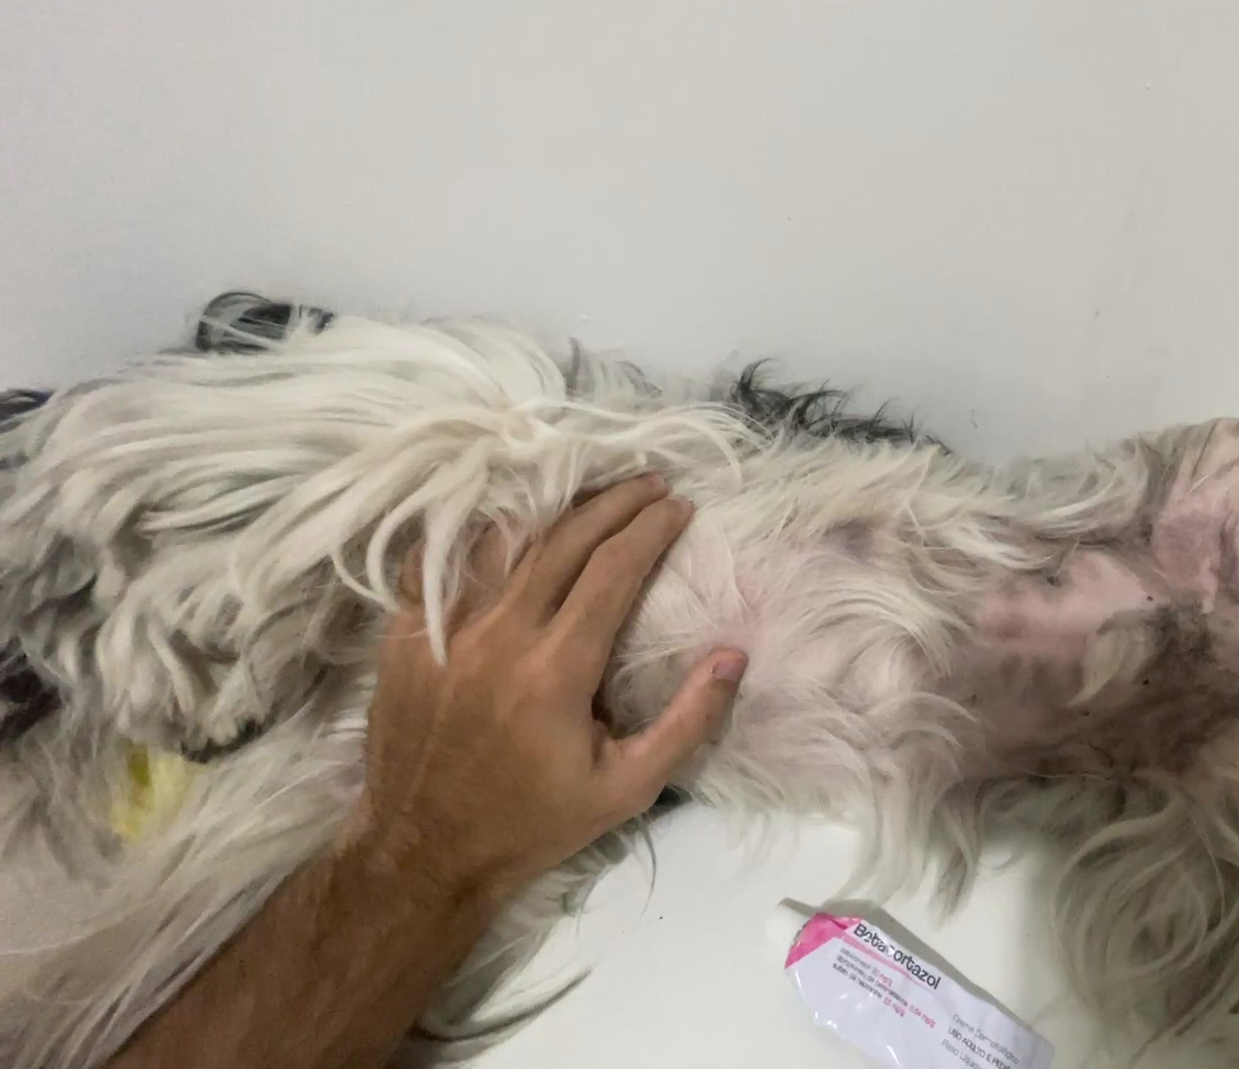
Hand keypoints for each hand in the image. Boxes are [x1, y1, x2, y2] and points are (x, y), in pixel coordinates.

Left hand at [341, 475, 745, 901]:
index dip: (652, 529)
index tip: (682, 506)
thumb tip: (734, 655)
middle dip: (616, 501)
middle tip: (652, 482)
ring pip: (504, 540)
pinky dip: (479, 530)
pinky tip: (507, 516)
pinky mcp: (405, 639)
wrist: (422, 856)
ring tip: (594, 488)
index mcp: (557, 669)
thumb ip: (690, 720)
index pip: (613, 570)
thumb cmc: (538, 820)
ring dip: (556, 506)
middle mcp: (499, 636)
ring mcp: (443, 633)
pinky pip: (437, 562)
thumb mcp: (632, 787)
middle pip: (564, 541)